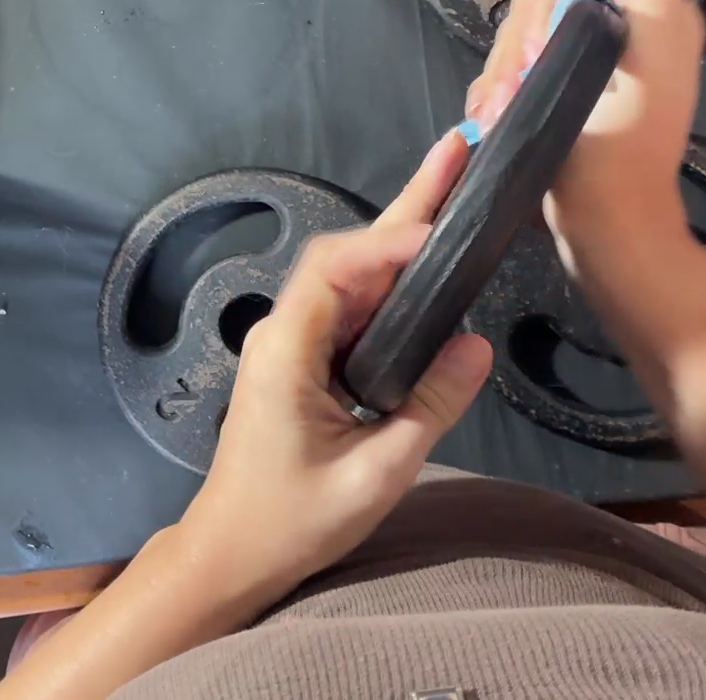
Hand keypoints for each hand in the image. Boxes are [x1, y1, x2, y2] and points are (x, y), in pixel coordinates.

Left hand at [175, 134, 493, 602]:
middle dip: (404, 207)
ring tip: (452, 194)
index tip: (442, 230)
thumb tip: (474, 346)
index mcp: (288, 348)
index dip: (387, 241)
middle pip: (347, 256)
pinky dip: (391, 283)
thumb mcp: (375, 474)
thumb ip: (427, 406)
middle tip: (454, 154)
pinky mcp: (304, 358)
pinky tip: (426, 266)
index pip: (336, 269)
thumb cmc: (292, 521)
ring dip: (400, 238)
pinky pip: (351, 308)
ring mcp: (293, 341)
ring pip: (351, 277)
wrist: (231, 550)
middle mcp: (285, 329)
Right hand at [464, 0, 705, 248]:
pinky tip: (494, 119)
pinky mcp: (541, 96)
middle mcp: (604, 34)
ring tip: (504, 114)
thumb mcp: (656, 63)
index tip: (540, 53)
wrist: (603, 225)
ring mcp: (567, 67)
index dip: (547, 6)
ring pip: (508, 40)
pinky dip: (490, 95)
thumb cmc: (624, 154)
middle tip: (517, 91)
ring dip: (498, 77)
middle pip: (531, 4)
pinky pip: (498, 74)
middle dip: (515, 48)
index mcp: (638, 18)